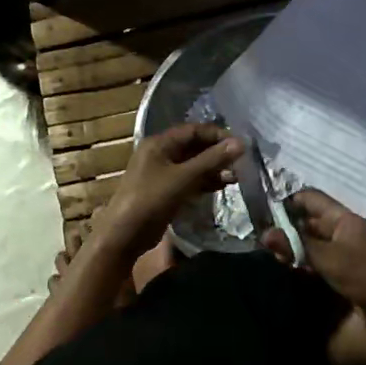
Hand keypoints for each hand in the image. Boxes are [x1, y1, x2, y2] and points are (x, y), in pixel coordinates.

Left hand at [97, 124, 244, 257]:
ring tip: (235, 177)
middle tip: (241, 162)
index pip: (193, 130)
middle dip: (217, 154)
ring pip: (193, 165)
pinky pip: (189, 180)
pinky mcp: (166, 191)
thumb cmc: (151, 199)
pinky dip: (204, 182)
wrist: (125, 234)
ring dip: (213, 169)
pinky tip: (221, 186)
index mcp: (159, 143)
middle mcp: (160, 154)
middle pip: (194, 147)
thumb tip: (241, 143)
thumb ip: (211, 160)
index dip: (217, 135)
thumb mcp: (183, 178)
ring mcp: (162, 173)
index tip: (240, 146)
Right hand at [263, 189, 365, 313]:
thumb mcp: (326, 258)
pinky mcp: (343, 266)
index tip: (266, 214)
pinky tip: (292, 268)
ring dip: (294, 248)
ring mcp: (344, 247)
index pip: (311, 199)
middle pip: (309, 221)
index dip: (288, 202)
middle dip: (287, 230)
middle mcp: (343, 228)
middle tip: (267, 244)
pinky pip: (319, 256)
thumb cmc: (362, 274)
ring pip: (312, 240)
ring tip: (277, 258)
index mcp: (343, 218)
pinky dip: (305, 260)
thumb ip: (296, 244)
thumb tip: (265, 233)